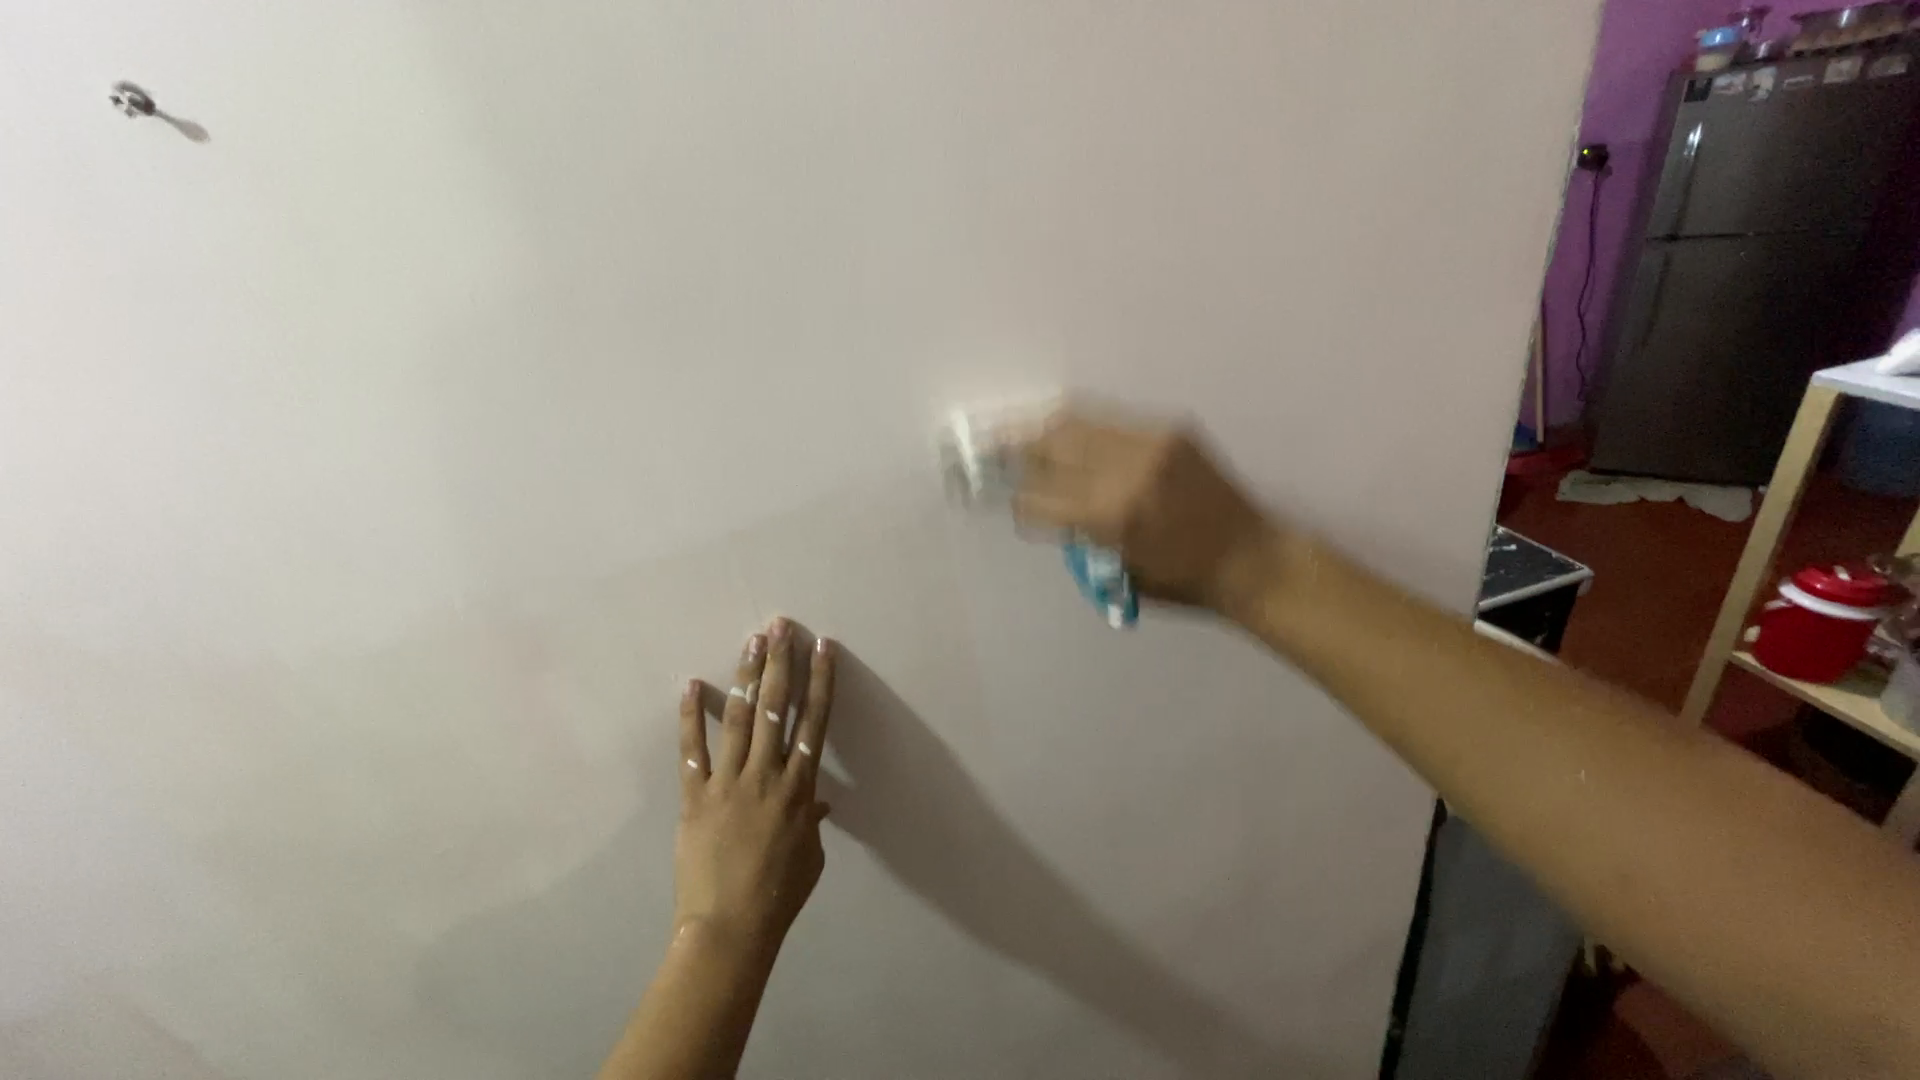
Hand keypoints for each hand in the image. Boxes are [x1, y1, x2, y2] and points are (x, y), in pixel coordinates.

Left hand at [674, 618, 835, 951]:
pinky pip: (693, 750)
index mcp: (800, 790)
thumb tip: (816, 802)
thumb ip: (813, 821)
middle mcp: (767, 776)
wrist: (729, 928)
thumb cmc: (779, 895)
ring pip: (741, 719)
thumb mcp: (810, 856)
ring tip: (753, 641)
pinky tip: (692, 684)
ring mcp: (728, 784)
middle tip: (781, 627)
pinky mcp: (695, 797)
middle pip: (777, 709)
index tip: (822, 647)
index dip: (821, 681)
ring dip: (747, 677)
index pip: (815, 723)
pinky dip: (692, 716)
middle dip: (781, 663)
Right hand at [1014, 407, 1278, 613]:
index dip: (1017, 501)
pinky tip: (1065, 429)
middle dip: (1013, 448)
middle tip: (987, 447)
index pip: (1038, 499)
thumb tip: (1047, 506)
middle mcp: (1125, 473)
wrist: (1252, 557)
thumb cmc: (1185, 580)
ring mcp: (1150, 444)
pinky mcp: (1170, 430)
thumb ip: (1081, 536)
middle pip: (1049, 446)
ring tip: (1016, 429)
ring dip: (1041, 427)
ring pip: (1076, 422)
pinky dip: (1082, 427)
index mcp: (1110, 517)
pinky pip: (1111, 421)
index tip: (1001, 499)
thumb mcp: (1121, 571)